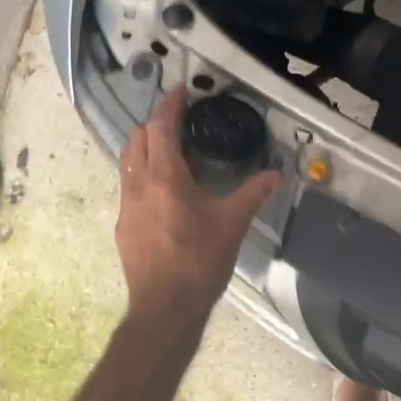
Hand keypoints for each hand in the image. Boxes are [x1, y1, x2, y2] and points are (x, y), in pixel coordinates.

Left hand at [114, 87, 278, 324]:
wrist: (164, 309)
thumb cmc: (199, 260)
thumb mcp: (233, 223)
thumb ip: (254, 193)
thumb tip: (276, 174)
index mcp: (164, 177)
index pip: (160, 127)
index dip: (170, 105)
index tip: (181, 91)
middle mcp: (138, 185)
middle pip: (137, 140)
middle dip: (155, 124)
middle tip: (178, 121)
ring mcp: (127, 208)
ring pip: (129, 164)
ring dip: (146, 149)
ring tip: (171, 153)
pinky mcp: (124, 228)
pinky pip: (130, 189)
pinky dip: (144, 177)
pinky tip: (165, 195)